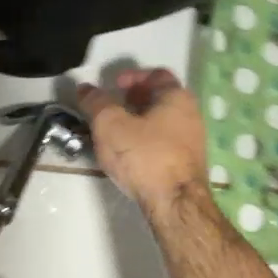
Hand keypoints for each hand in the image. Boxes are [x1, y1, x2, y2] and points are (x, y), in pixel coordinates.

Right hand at [76, 68, 208, 204]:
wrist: (175, 203)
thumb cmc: (144, 156)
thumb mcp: (110, 124)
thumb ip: (96, 102)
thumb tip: (85, 88)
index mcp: (177, 97)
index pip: (157, 74)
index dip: (133, 76)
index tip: (114, 85)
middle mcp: (191, 115)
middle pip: (161, 97)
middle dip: (134, 99)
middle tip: (112, 106)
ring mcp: (192, 141)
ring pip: (163, 121)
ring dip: (139, 121)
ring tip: (116, 131)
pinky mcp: (187, 164)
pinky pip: (165, 141)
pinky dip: (147, 139)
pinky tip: (130, 153)